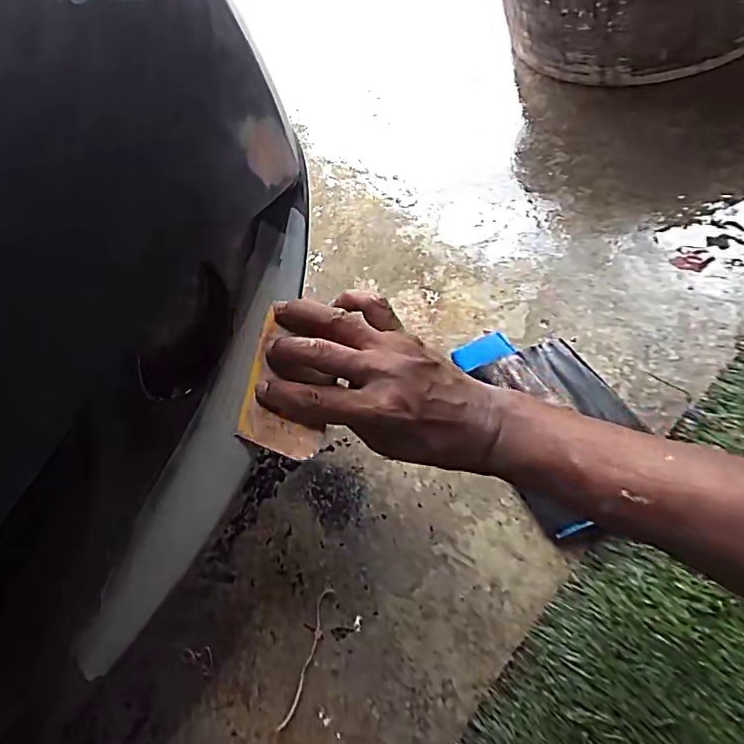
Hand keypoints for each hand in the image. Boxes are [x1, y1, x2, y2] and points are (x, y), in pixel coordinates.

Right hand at [254, 291, 520, 474]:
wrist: (480, 423)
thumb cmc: (430, 440)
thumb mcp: (381, 443)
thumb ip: (344, 417)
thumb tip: (308, 397)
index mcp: (377, 410)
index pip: (316, 399)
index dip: (283, 394)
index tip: (262, 389)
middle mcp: (382, 373)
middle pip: (320, 353)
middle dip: (286, 350)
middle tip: (268, 349)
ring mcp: (394, 347)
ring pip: (340, 321)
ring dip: (305, 313)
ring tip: (281, 310)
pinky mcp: (404, 333)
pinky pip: (374, 306)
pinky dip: (352, 300)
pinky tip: (336, 304)